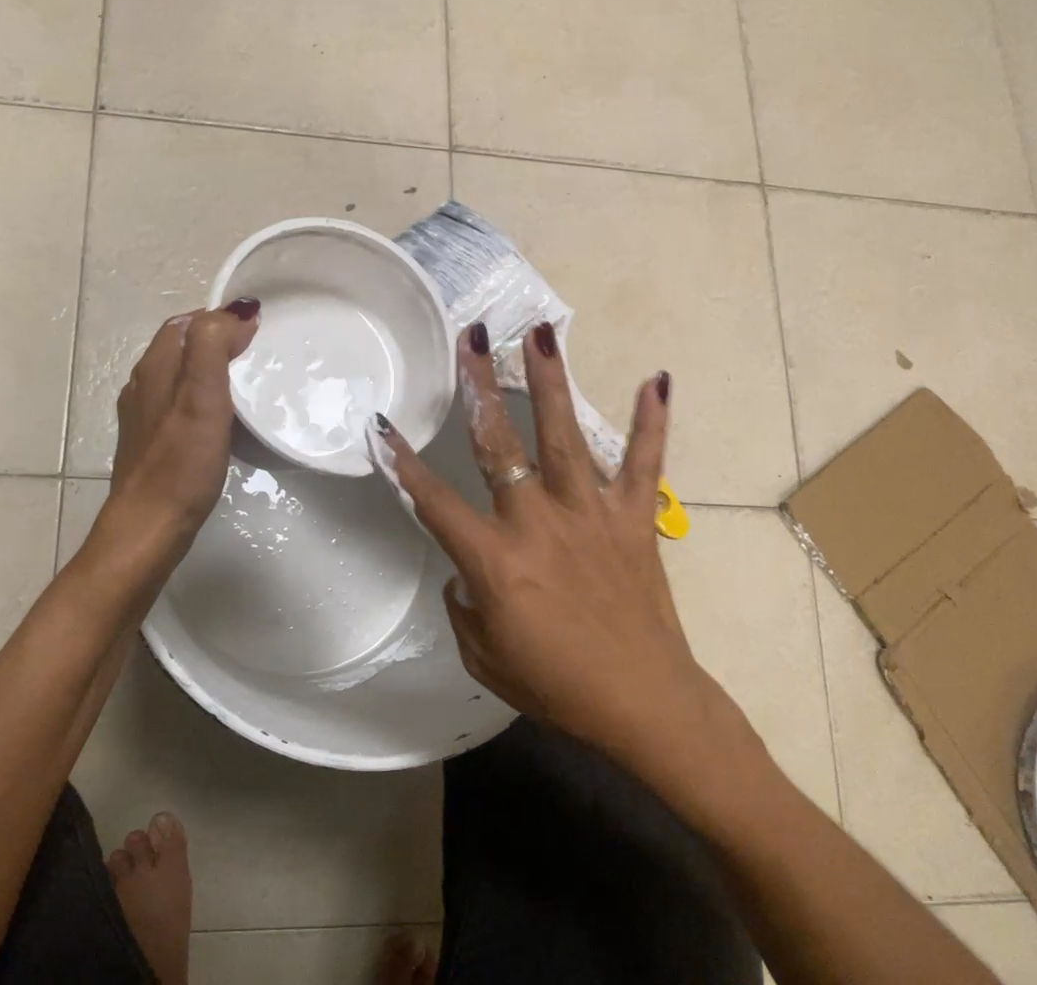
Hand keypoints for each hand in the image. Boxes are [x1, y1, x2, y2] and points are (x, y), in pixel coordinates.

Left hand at [107, 299, 259, 546]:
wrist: (150, 526)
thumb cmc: (181, 463)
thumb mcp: (202, 398)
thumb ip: (214, 347)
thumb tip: (237, 313)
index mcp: (155, 369)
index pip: (184, 323)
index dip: (217, 318)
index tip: (254, 329)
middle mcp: (143, 387)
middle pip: (179, 348)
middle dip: (214, 342)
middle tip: (255, 354)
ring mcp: (143, 418)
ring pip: (177, 378)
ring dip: (208, 372)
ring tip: (243, 384)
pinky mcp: (150, 445)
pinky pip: (178, 407)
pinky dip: (201, 402)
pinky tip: (220, 423)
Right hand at [377, 323, 742, 760]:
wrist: (643, 702)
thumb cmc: (555, 685)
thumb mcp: (482, 655)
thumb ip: (465, 603)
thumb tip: (469, 569)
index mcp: (495, 560)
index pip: (434, 502)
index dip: (401, 464)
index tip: (380, 425)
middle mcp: (539, 523)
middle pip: (500, 445)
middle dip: (480, 386)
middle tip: (471, 338)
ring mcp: (591, 515)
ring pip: (567, 436)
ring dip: (552, 381)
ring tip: (541, 333)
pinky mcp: (636, 520)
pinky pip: (645, 463)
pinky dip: (652, 422)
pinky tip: (657, 379)